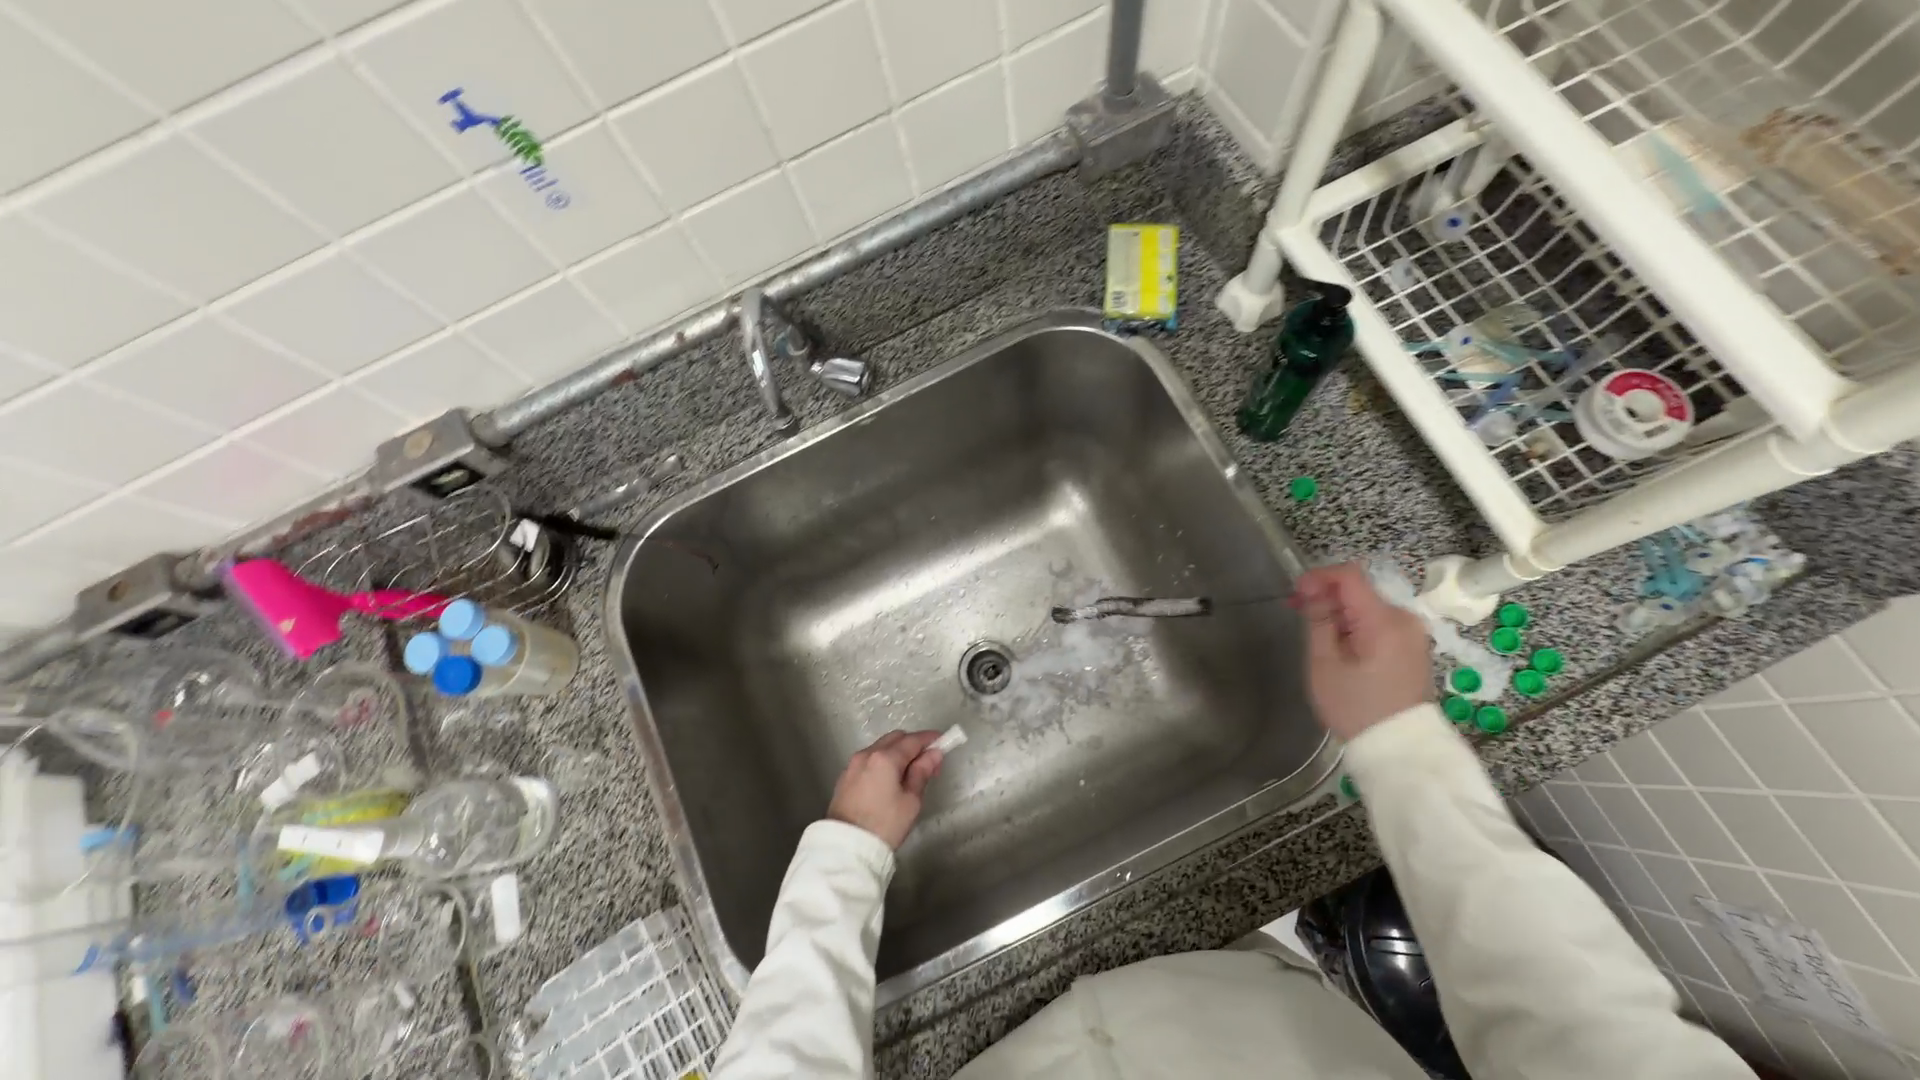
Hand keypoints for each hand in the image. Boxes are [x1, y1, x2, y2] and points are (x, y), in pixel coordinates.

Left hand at [827, 730, 945, 848]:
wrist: (847, 846)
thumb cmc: (885, 824)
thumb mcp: (911, 801)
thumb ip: (922, 772)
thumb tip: (933, 754)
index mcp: (885, 758)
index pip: (913, 740)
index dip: (930, 740)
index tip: (943, 743)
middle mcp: (867, 754)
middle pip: (895, 739)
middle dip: (913, 745)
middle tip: (928, 764)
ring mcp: (853, 765)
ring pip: (880, 748)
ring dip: (897, 753)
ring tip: (910, 775)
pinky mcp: (845, 777)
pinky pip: (869, 760)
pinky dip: (882, 762)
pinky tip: (889, 781)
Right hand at [1294, 563, 1432, 740]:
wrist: (1399, 748)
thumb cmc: (1356, 707)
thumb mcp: (1325, 664)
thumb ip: (1319, 620)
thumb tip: (1313, 589)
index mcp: (1384, 621)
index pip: (1350, 576)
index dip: (1319, 576)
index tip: (1296, 592)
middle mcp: (1405, 619)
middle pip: (1360, 590)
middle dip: (1327, 596)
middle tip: (1298, 613)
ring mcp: (1413, 633)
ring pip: (1369, 606)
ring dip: (1341, 612)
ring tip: (1317, 634)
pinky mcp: (1413, 646)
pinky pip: (1380, 622)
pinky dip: (1357, 625)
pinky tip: (1340, 645)